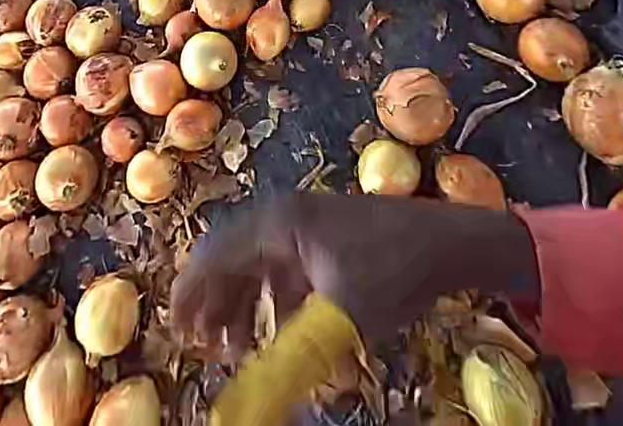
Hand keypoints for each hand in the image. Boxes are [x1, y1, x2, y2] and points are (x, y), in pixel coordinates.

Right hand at [168, 192, 538, 359]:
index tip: (177, 331)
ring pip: (257, 267)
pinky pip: (283, 271)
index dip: (192, 293)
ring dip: (243, 306)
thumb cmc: (390, 271)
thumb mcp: (339, 319)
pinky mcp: (323, 240)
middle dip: (215, 303)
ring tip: (234, 350)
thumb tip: (248, 404)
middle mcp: (284, 218)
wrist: (445, 242)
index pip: (217, 254)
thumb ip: (288, 358)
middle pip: (233, 258)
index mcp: (279, 224)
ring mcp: (305, 227)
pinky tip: (277, 334)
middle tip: (203, 348)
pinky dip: (273, 302)